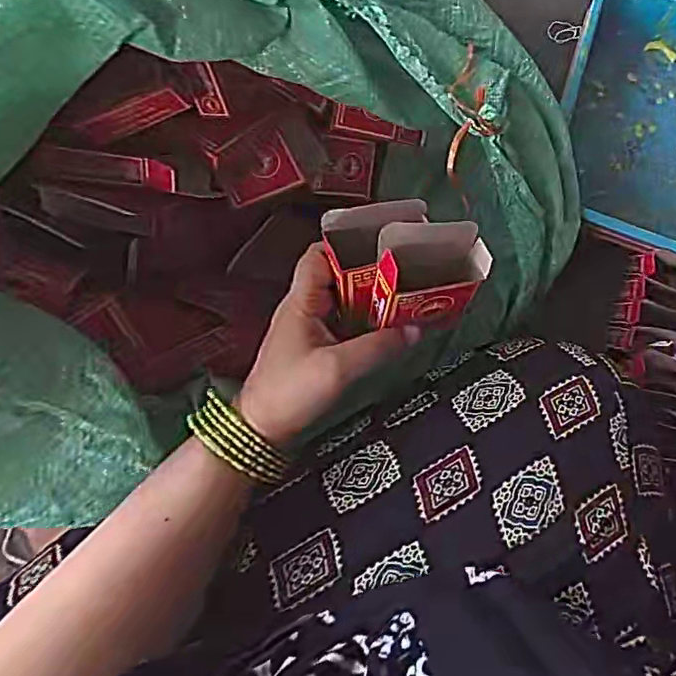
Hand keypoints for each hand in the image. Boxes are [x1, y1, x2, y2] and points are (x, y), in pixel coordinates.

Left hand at [235, 244, 419, 445]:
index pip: (318, 254)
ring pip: (346, 299)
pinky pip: (347, 322)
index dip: (346, 244)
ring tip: (405, 296)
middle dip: (371, 272)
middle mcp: (305, 308)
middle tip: (403, 272)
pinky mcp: (318, 346)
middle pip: (339, 275)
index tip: (378, 244)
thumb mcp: (337, 368)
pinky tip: (390, 326)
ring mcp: (311, 327)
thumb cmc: (288, 394)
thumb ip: (378, 346)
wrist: (260, 432)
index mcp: (301, 302)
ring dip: (373, 297)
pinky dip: (368, 320)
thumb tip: (415, 330)